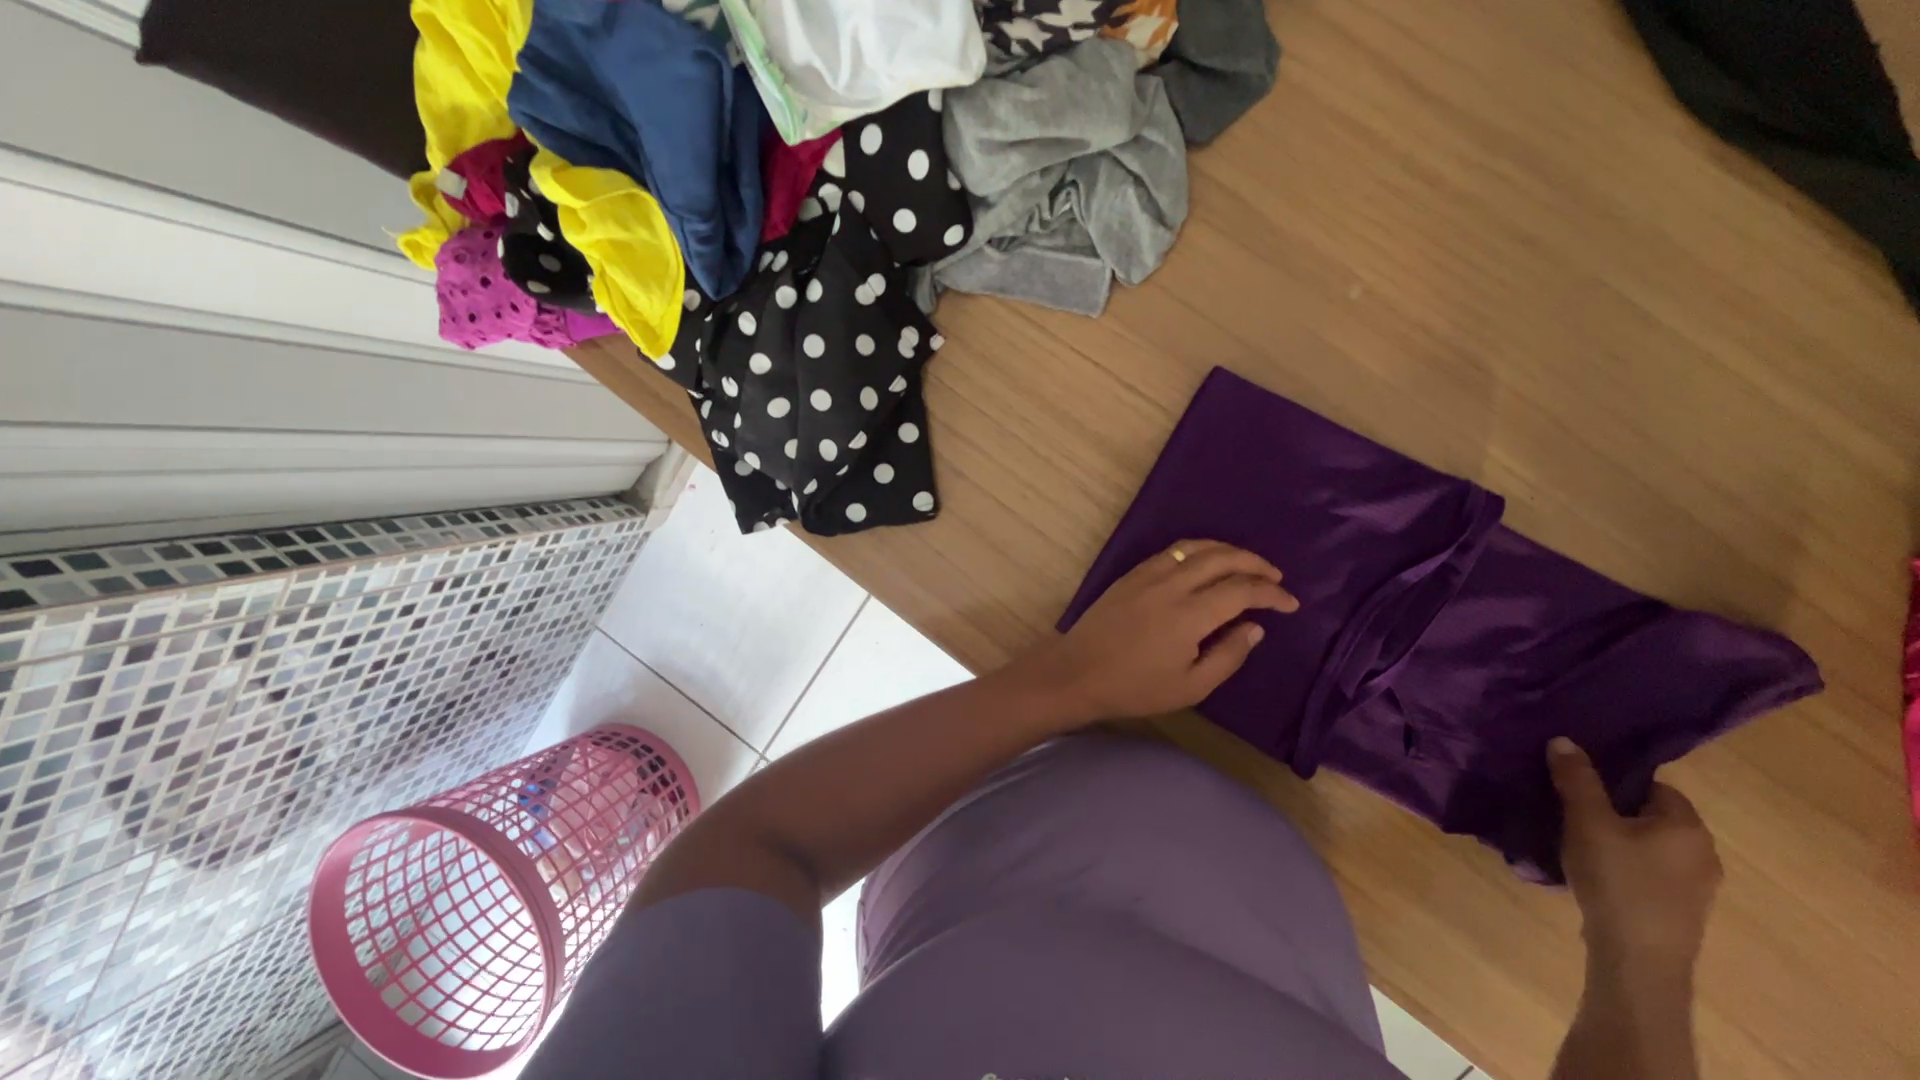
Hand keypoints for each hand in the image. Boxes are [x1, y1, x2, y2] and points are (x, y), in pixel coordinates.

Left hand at [1016, 540, 1298, 724]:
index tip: (1290, 603)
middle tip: (1275, 577)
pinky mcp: (1131, 574)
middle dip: (1255, 563)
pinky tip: (1206, 562)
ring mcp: (1148, 574)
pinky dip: (1198, 549)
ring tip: (1247, 564)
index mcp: (1190, 613)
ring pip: (1197, 547)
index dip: (1272, 593)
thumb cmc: (1134, 688)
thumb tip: (1255, 627)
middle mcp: (1172, 584)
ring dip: (1228, 550)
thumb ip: (1228, 655)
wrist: (1076, 673)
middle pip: (1223, 558)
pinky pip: (1173, 551)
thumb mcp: (1190, 687)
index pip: (1242, 590)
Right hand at [1549, 738, 1721, 978]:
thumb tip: (1564, 739)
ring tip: (1581, 849)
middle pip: (1653, 817)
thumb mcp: (1587, 822)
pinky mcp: (1683, 912)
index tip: (1581, 792)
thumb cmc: (1617, 880)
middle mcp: (1704, 852)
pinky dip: (1628, 871)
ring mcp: (1698, 887)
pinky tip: (1599, 881)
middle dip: (1616, 814)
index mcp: (1687, 824)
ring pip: (1652, 848)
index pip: (1653, 786)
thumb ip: (1577, 780)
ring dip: (1621, 844)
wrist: (1639, 958)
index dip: (1615, 785)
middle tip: (1575, 818)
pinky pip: (1653, 875)